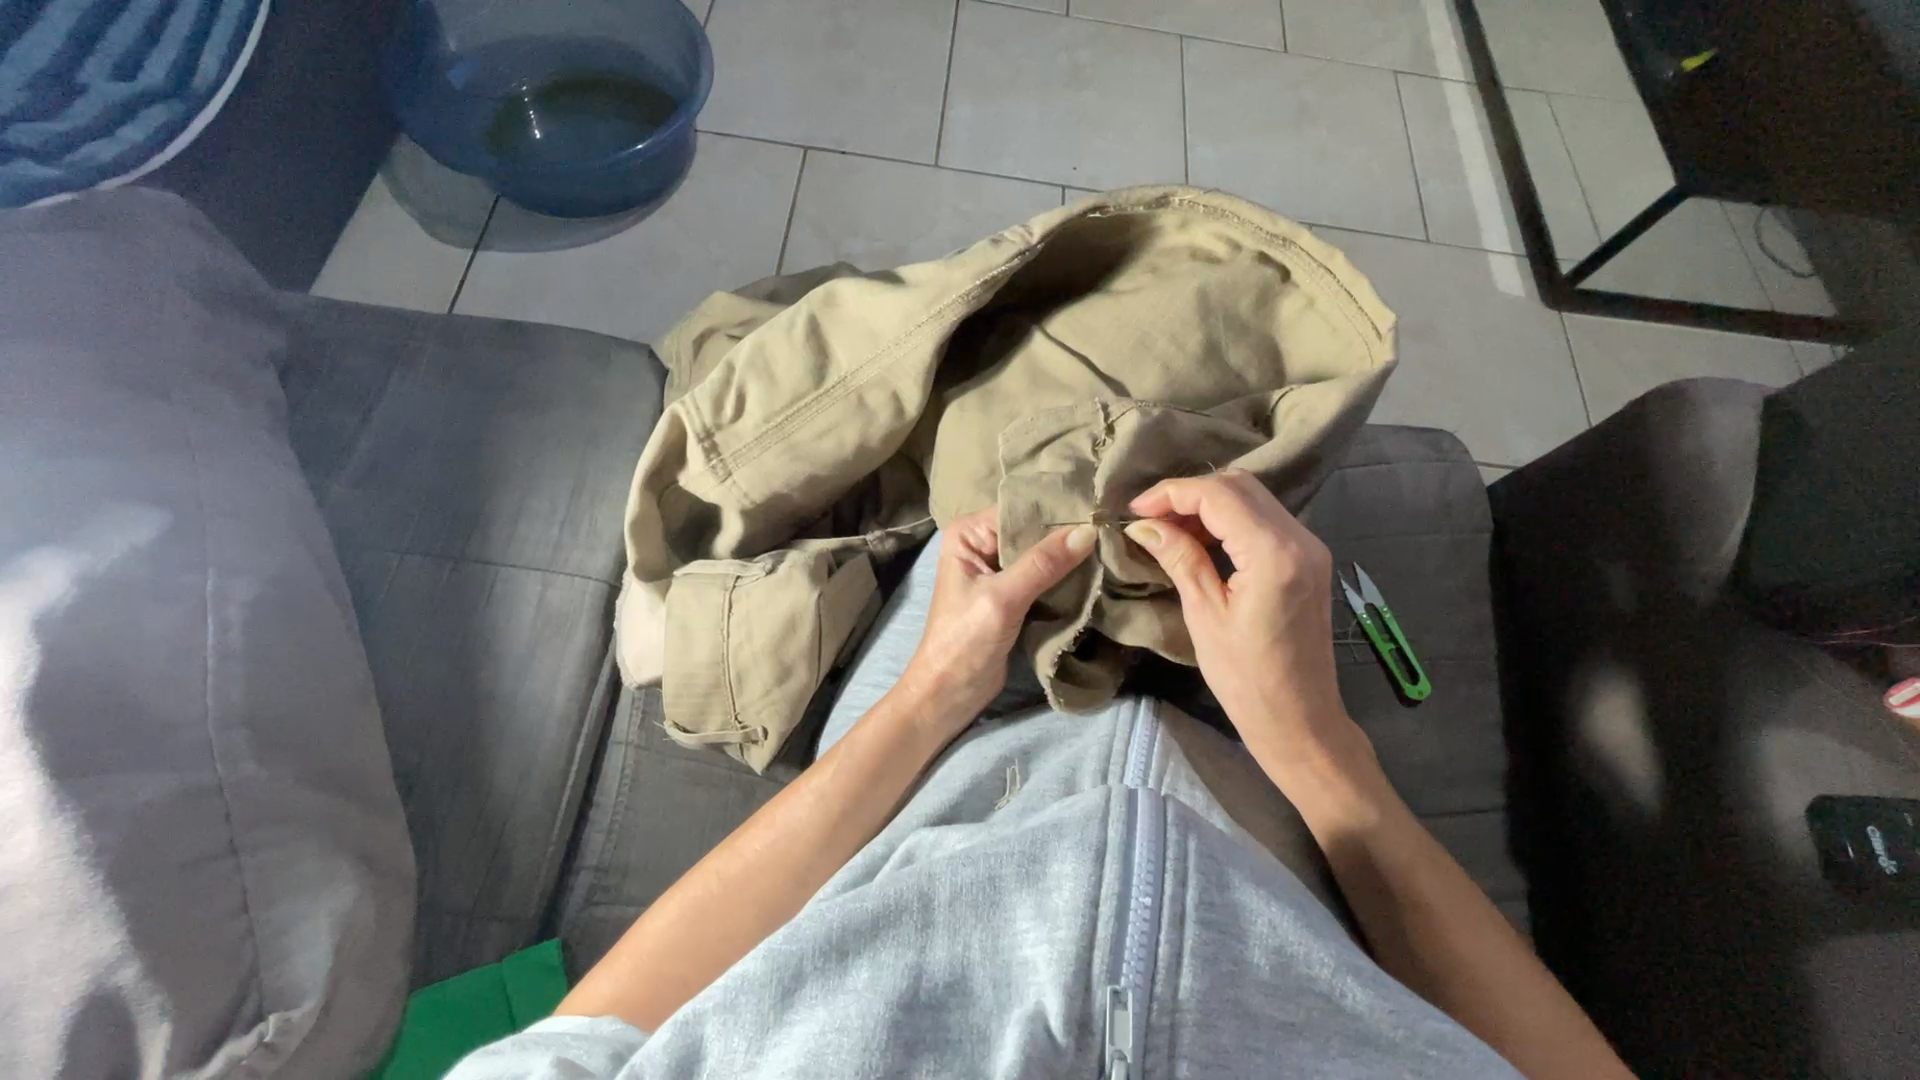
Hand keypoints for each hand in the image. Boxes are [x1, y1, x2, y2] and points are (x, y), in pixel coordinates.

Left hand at [894, 508, 1096, 739]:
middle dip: (1069, 535)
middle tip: (1114, 531)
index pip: (1020, 510)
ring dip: (1072, 559)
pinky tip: (1097, 574)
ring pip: (1043, 555)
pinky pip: (1046, 578)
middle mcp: (982, 544)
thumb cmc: (964, 641)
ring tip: (1112, 550)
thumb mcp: (1003, 598)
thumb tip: (1088, 531)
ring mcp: (999, 571)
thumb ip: (1043, 564)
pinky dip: (1067, 579)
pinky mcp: (1014, 596)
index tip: (1099, 510)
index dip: (1057, 510)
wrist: (949, 693)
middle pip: (1034, 530)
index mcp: (968, 534)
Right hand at [1122, 470, 1369, 771]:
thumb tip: (1143, 526)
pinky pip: (1265, 518)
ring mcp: (1310, 546)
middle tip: (1149, 519)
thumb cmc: (1246, 679)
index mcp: (1274, 555)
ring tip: (1168, 529)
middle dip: (1189, 494)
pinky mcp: (1309, 558)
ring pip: (1253, 497)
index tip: (1135, 512)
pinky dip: (1229, 519)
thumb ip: (1180, 559)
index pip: (1219, 496)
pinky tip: (1200, 540)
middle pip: (1239, 485)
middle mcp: (1300, 539)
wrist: (1300, 719)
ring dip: (1208, 504)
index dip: (1172, 494)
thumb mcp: (1204, 616)